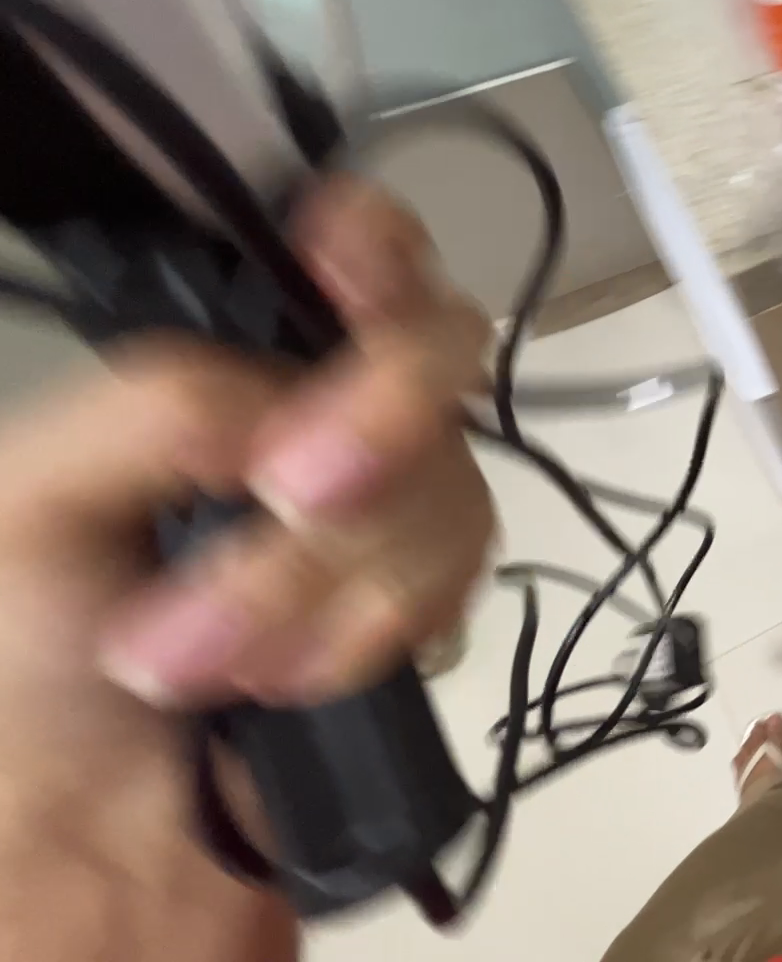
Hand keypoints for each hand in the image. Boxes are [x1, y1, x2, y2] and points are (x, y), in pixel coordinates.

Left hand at [0, 177, 491, 959]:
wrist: (108, 818)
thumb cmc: (29, 652)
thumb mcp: (35, 502)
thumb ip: (155, 412)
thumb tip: (283, 411)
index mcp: (242, 360)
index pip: (353, 249)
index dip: (376, 236)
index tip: (344, 268)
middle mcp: (346, 408)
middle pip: (444, 353)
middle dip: (382, 422)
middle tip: (296, 494)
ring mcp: (411, 492)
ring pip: (449, 481)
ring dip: (330, 576)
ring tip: (219, 660)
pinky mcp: (446, 573)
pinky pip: (463, 568)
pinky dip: (375, 625)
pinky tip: (302, 668)